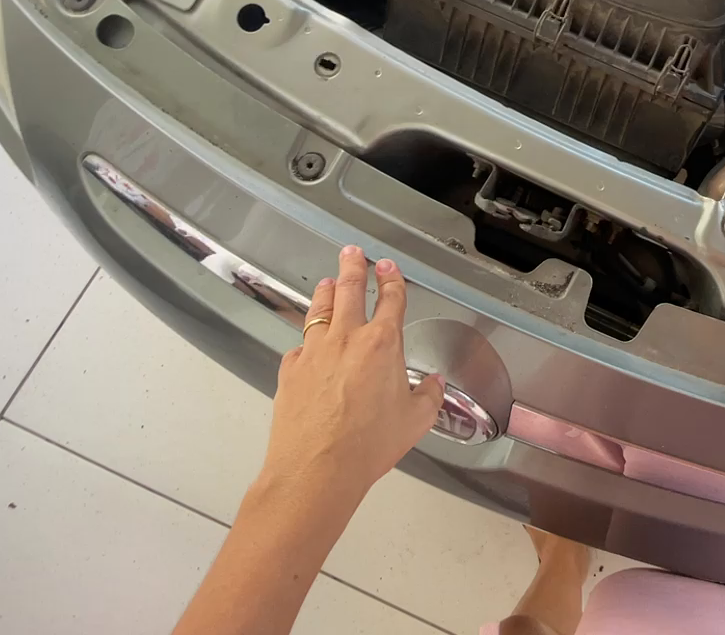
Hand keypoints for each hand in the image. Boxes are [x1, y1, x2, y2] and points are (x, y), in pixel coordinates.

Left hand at [259, 245, 445, 509]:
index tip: (388, 266)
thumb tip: (434, 384)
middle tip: (352, 253)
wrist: (317, 471)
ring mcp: (314, 353)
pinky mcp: (290, 373)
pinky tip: (307, 343)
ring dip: (326, 292)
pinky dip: (306, 339)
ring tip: (327, 281)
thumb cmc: (369, 444)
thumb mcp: (416, 419)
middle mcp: (347, 339)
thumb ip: (430, 395)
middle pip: (349, 290)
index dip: (391, 279)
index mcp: (383, 343)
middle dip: (353, 267)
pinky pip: (299, 346)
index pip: (391, 299)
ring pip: (320, 310)